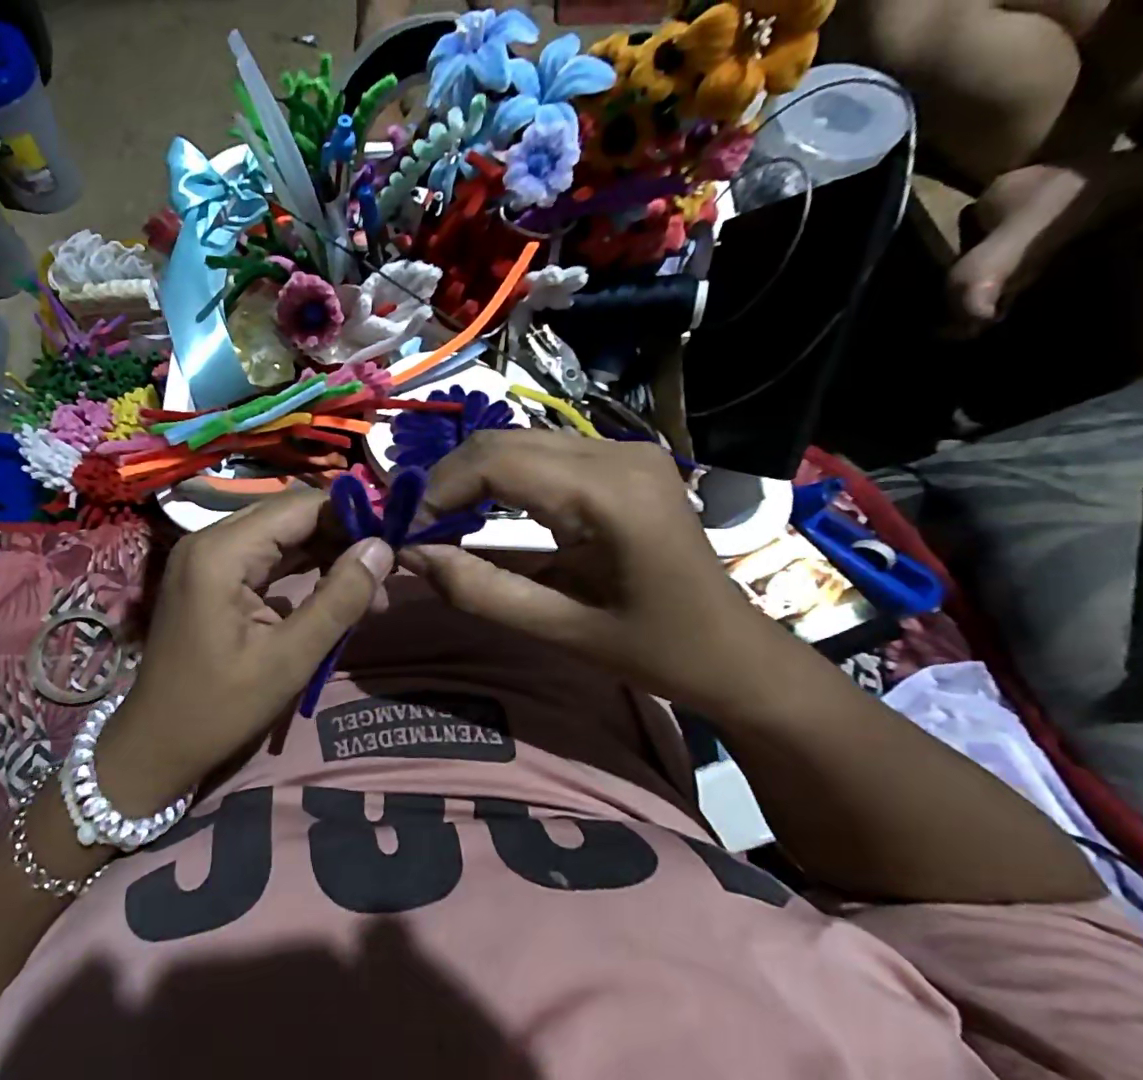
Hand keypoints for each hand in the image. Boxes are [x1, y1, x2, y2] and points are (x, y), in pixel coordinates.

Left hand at [97, 488, 394, 803]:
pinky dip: (304, 571)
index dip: (352, 514)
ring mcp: (208, 558)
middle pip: (291, 516)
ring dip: (327, 555)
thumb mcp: (289, 659)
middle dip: (342, 537)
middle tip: (388, 569)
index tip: (396, 536)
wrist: (156, 746)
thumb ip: (338, 600)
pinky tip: (338, 593)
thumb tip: (382, 548)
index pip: (300, 506)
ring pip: (282, 536)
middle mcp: (211, 540)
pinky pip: (267, 559)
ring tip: (373, 588)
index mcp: (221, 552)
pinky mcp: (213, 578)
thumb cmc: (219, 708)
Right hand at [400, 430, 765, 707]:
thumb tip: (409, 555)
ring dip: (474, 478)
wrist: (734, 650)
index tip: (407, 533)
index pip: (496, 462)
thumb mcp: (560, 630)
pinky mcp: (625, 459)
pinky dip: (505, 479)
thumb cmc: (656, 651)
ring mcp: (626, 449)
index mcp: (609, 493)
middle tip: (420, 530)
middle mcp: (618, 452)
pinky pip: (545, 454)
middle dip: (450, 481)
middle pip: (503, 441)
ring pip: (520, 442)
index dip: (439, 490)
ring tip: (446, 525)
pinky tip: (488, 514)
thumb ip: (479, 590)